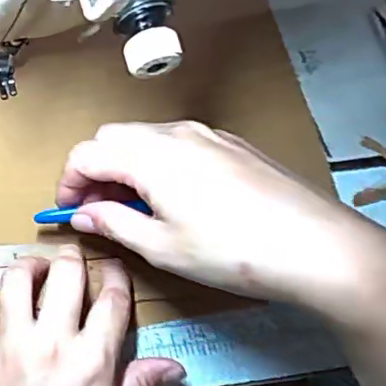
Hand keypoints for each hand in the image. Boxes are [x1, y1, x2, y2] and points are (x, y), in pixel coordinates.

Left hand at [0, 247, 181, 385]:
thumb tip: (173, 365)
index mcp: (93, 361)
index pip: (111, 301)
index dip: (116, 278)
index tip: (114, 269)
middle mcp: (51, 343)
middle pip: (65, 277)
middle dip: (72, 259)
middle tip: (72, 259)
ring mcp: (10, 347)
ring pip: (15, 283)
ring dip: (26, 266)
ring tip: (32, 268)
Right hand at [57, 121, 385, 324]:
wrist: (318, 247)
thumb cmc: (233, 252)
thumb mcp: (161, 246)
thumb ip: (112, 224)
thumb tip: (82, 215)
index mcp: (150, 155)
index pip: (86, 153)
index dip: (67, 183)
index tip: (68, 212)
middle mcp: (176, 133)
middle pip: (112, 138)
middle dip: (94, 171)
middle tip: (97, 211)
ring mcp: (208, 135)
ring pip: (144, 139)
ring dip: (125, 168)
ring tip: (134, 209)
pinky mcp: (231, 145)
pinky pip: (177, 144)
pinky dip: (156, 165)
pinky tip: (173, 200)